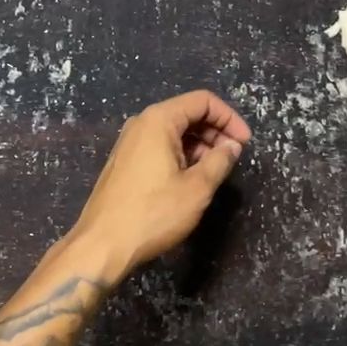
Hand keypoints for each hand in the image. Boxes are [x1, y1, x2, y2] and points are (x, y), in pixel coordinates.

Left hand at [64, 90, 252, 279]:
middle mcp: (143, 122)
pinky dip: (182, 153)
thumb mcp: (196, 188)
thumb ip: (219, 161)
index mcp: (159, 119)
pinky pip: (161, 144)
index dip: (229, 118)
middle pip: (188, 113)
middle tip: (234, 156)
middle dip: (215, 131)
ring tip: (216, 170)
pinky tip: (191, 177)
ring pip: (174, 130)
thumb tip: (232, 146)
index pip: (203, 101)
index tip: (244, 142)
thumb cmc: (152, 213)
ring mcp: (131, 141)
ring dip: (200, 144)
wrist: (101, 244)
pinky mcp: (126, 160)